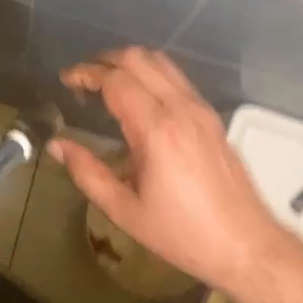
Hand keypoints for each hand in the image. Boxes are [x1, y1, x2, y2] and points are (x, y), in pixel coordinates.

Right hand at [51, 47, 285, 295]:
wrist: (245, 244)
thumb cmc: (183, 233)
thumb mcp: (126, 211)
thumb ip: (88, 173)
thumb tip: (57, 145)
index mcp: (156, 129)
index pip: (115, 80)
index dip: (86, 73)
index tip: (66, 80)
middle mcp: (180, 108)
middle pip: (138, 58)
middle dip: (105, 60)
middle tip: (83, 78)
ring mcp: (200, 109)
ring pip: (161, 62)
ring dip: (130, 62)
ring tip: (107, 81)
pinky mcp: (211, 117)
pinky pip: (177, 78)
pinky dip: (152, 73)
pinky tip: (140, 97)